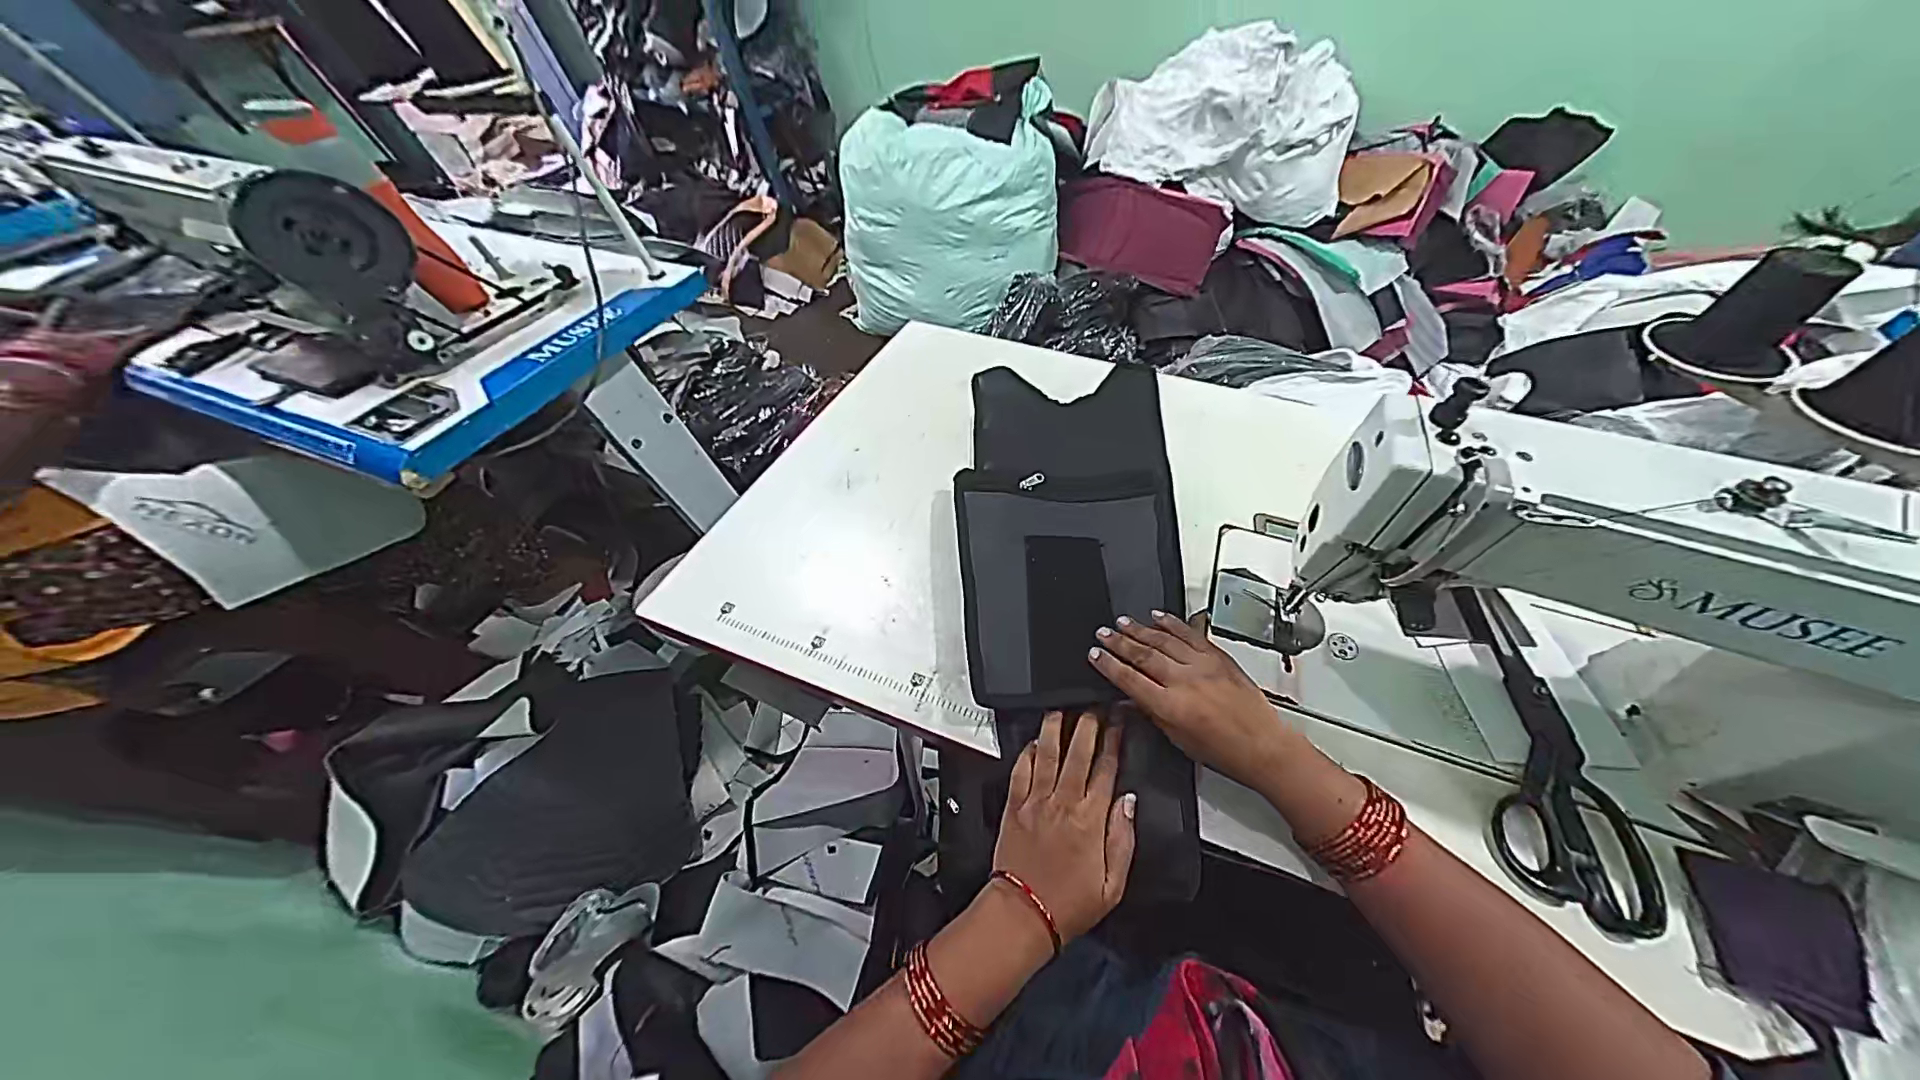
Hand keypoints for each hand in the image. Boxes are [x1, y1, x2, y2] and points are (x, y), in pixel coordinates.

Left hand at [992, 710, 1135, 941]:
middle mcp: (1062, 804)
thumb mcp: (1113, 884)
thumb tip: (1128, 803)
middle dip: (1087, 723)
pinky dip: (1027, 752)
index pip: (1106, 769)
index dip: (1114, 741)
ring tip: (1061, 708)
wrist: (1024, 914)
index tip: (1118, 722)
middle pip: (1078, 752)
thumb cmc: (1068, 904)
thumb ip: (1123, 838)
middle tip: (1093, 704)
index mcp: (1090, 820)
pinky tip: (1033, 740)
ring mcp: (1035, 802)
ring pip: (1046, 754)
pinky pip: (1020, 770)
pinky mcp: (1014, 806)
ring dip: (1055, 728)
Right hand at [1089, 612, 1299, 790]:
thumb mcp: (1177, 738)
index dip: (1108, 664)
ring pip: (1163, 639)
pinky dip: (1172, 623)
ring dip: (1139, 629)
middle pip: (1143, 654)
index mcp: (1171, 706)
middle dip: (1118, 642)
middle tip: (1103, 633)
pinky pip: (1190, 634)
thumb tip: (1131, 697)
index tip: (1095, 655)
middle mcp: (1185, 681)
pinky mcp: (1219, 658)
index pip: (1129, 678)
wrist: (1263, 746)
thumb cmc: (1225, 751)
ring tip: (1122, 622)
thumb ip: (1151, 712)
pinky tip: (1158, 617)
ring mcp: (1203, 666)